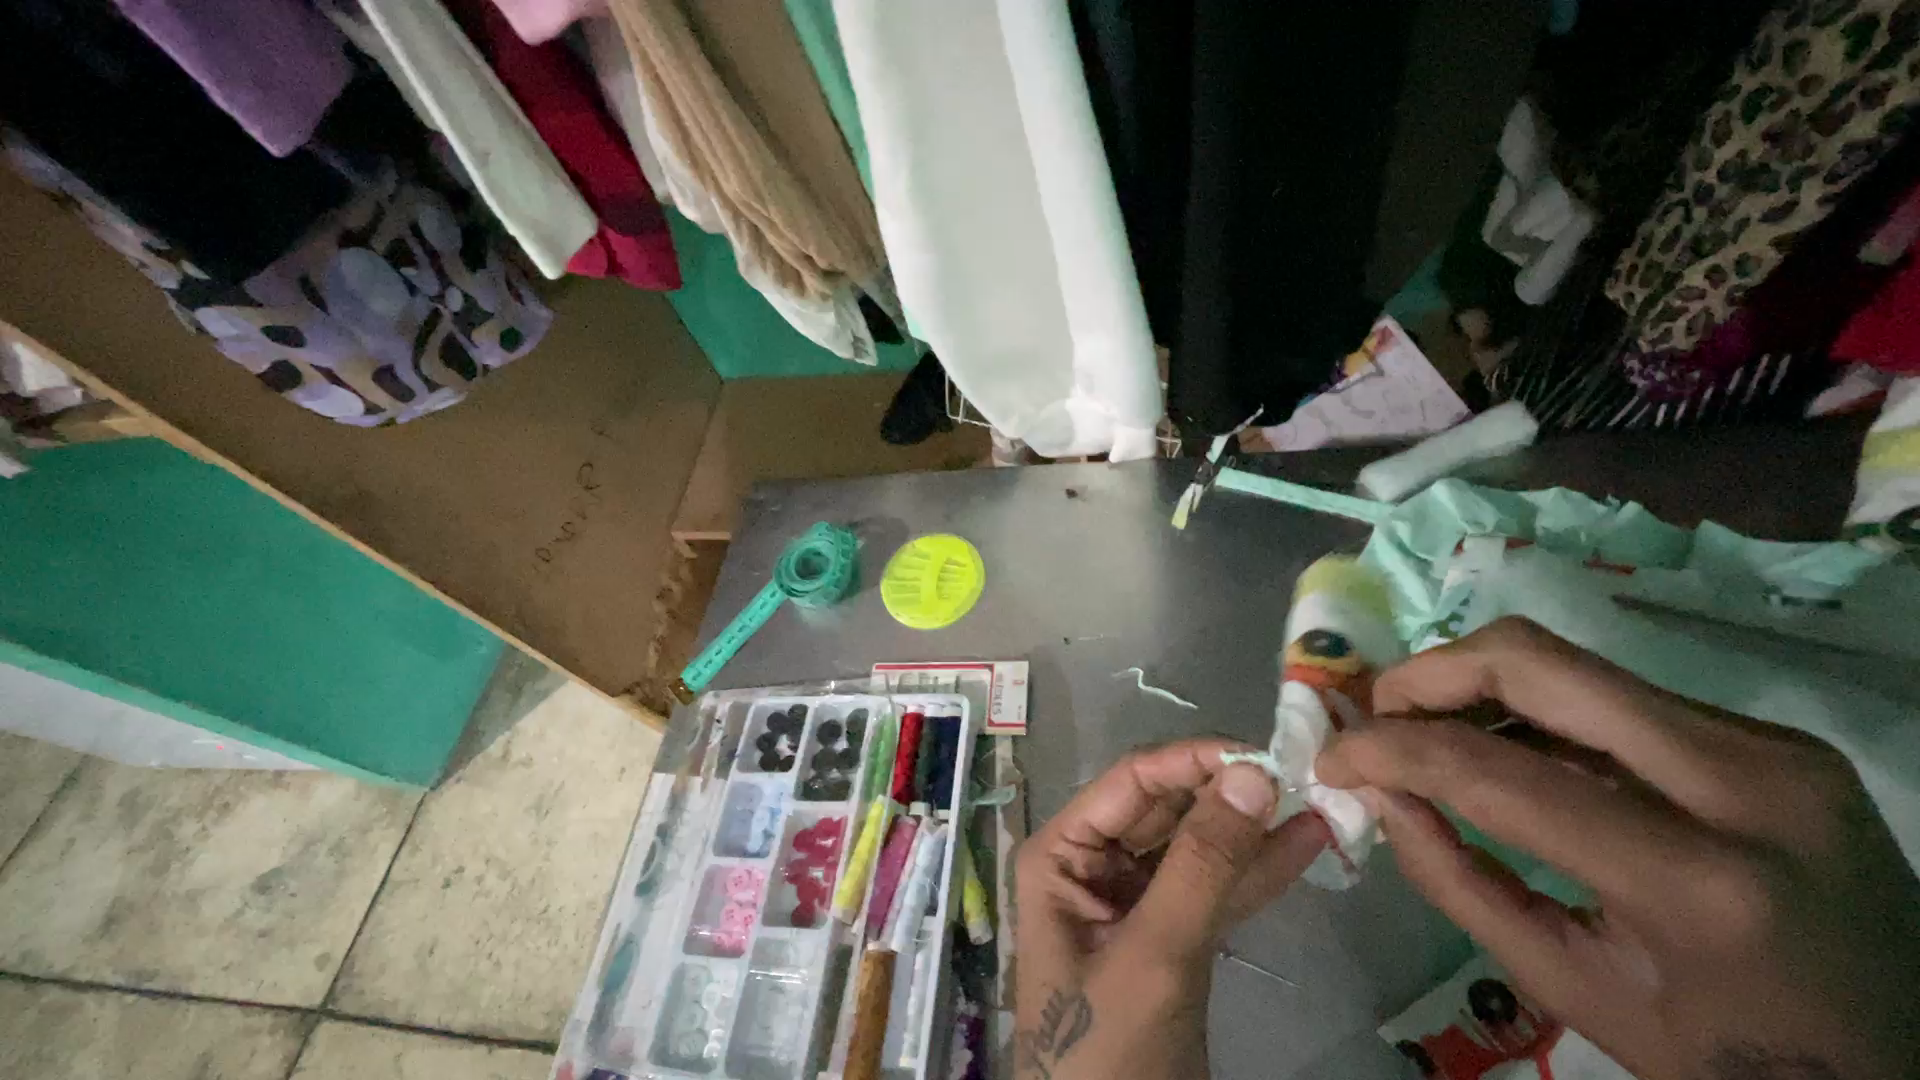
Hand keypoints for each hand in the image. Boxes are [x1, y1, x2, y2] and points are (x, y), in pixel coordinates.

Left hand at [1013, 739, 1327, 1079]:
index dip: (1195, 760)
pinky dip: (1258, 871)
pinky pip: (1214, 890)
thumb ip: (1201, 864)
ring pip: (1198, 846)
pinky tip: (1308, 844)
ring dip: (1254, 828)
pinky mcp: (1171, 937)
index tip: (1263, 752)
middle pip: (1167, 808)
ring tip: (1320, 798)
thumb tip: (1251, 775)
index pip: (1132, 782)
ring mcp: (1135, 901)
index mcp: (1063, 853)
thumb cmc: (1107, 1049)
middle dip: (1231, 791)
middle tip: (1303, 771)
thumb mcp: (1154, 954)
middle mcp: (1094, 864)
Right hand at [1318, 618, 1919, 1079]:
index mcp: (1694, 880)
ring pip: (1567, 661)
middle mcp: (1740, 782)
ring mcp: (1765, 746)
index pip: (1493, 770)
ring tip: (1428, 733)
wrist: (1918, 1062)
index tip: (1331, 759)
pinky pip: (1608, 691)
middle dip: (1425, 676)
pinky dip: (1529, 707)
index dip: (1388, 750)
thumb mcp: (1575, 989)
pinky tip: (1504, 746)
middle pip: (1532, 661)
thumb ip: (1458, 882)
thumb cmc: (1734, 1056)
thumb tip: (1379, 795)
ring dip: (1471, 684)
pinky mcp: (1764, 736)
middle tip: (1376, 716)